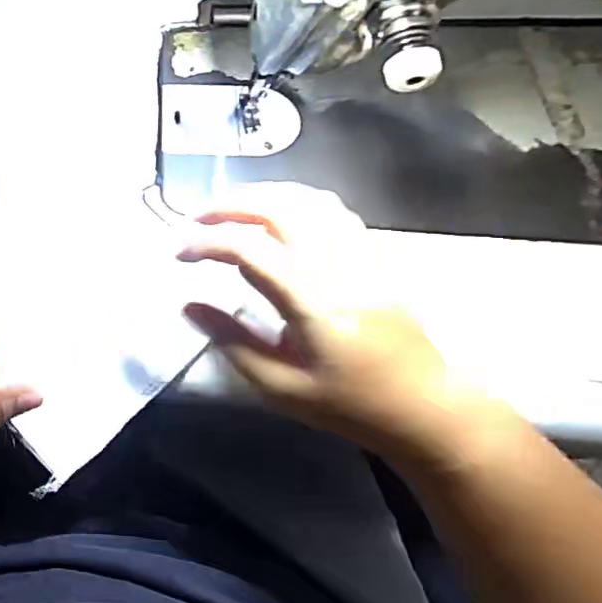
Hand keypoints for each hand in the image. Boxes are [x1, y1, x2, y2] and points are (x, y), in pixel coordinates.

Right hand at [177, 183, 495, 466]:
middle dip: (232, 204)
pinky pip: (336, 212)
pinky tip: (279, 215)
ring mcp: (363, 258)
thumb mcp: (280, 387)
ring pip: (312, 201)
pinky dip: (298, 202)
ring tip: (232, 208)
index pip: (252, 252)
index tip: (180, 253)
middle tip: (199, 217)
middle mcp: (340, 269)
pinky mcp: (376, 258)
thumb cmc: (347, 404)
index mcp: (314, 305)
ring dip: (265, 195)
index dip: (208, 244)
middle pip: (282, 209)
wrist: (421, 408)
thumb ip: (232, 342)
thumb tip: (190, 305)